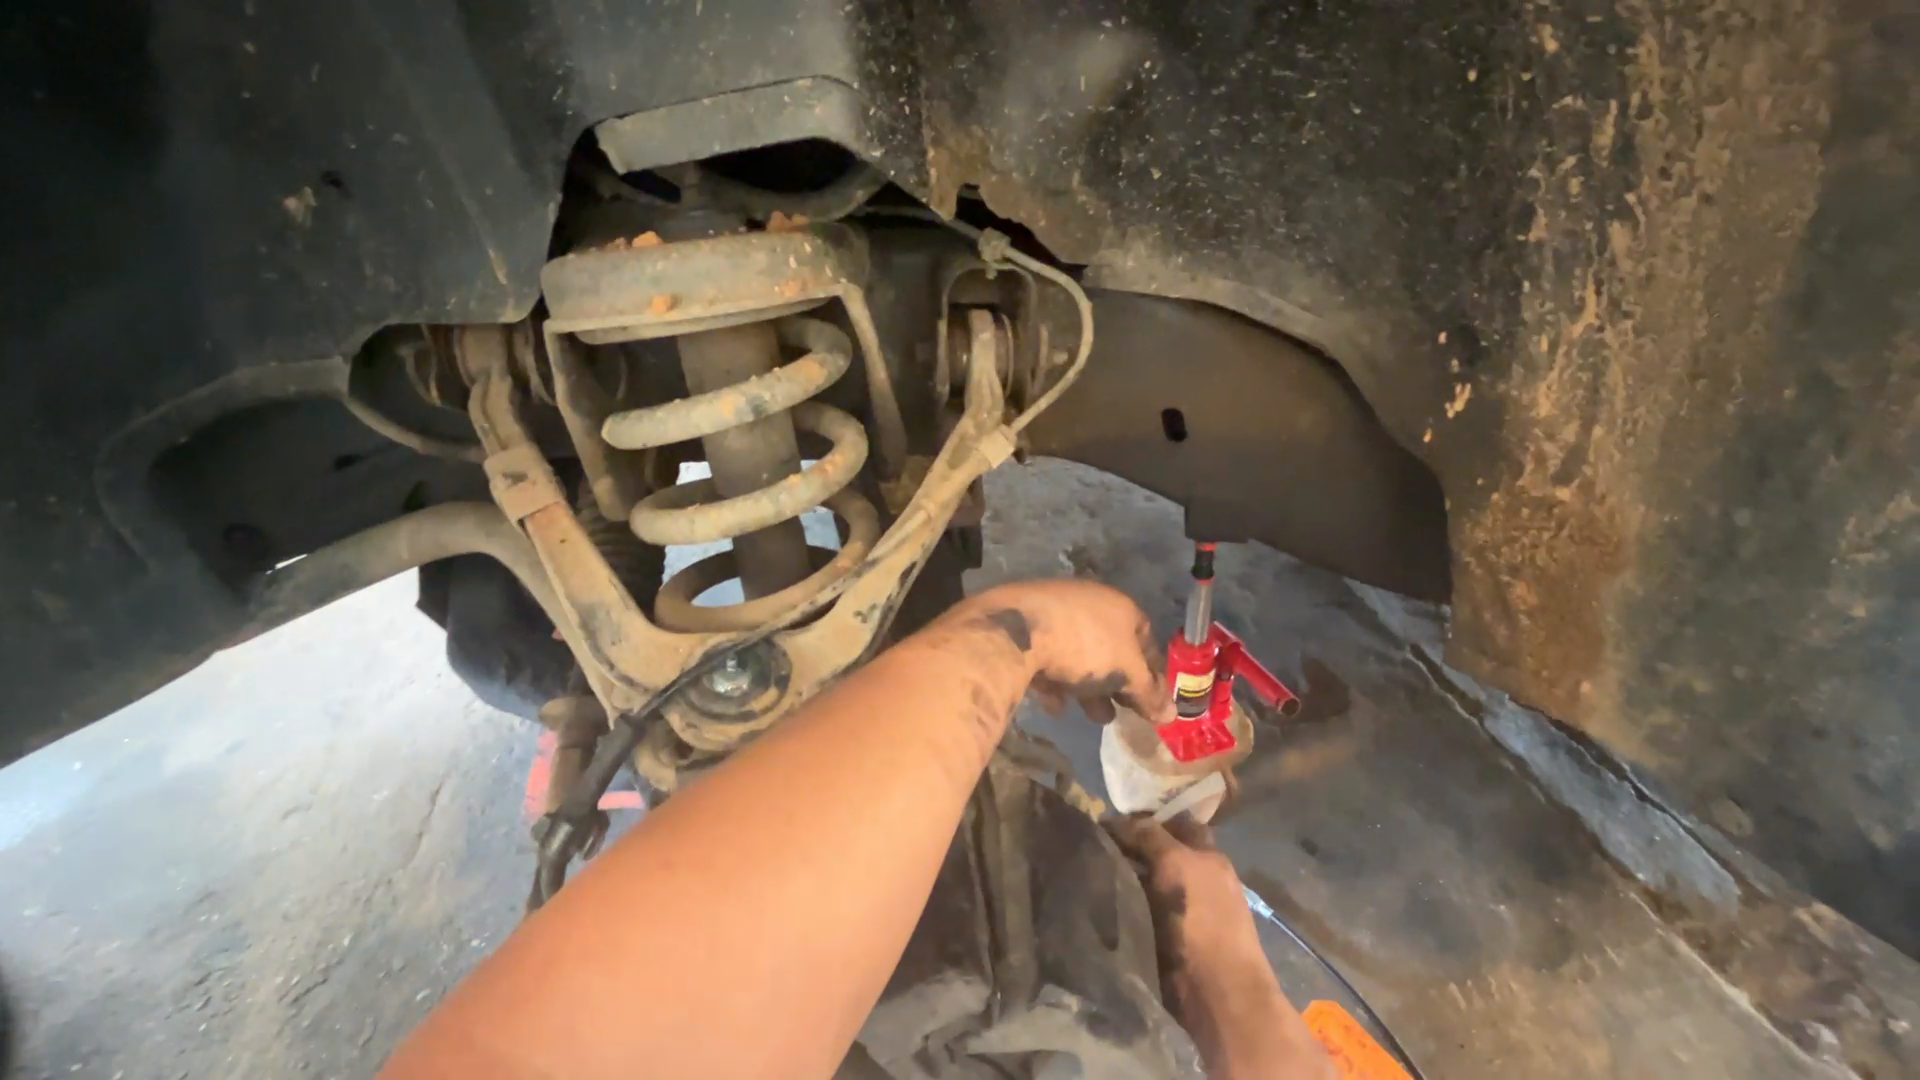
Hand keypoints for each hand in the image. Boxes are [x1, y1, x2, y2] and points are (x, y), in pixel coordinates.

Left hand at [944, 580, 1168, 723]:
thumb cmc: (1086, 647)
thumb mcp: (1127, 673)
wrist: (1018, 630)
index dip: (1152, 669)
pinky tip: (1055, 705)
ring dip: (1088, 687)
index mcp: (1119, 605)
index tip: (1152, 699)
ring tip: (1093, 716)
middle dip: (1117, 684)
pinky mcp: (1023, 628)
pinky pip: (1046, 658)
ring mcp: (1052, 612)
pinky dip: (1055, 681)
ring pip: (1078, 654)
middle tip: (1121, 712)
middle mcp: (1088, 602)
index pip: (1146, 636)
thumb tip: (1171, 714)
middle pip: (1110, 647)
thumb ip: (1149, 693)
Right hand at [1108, 815, 1335, 1079]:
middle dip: (1127, 847)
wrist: (1215, 994)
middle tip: (1092, 845)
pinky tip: (1097, 898)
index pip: (1170, 824)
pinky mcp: (1162, 939)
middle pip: (1154, 852)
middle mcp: (1195, 879)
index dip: (1142, 819)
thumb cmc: (1202, 920)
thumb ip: (1149, 837)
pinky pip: (1135, 909)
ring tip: (1088, 869)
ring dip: (1120, 875)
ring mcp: (1179, 911)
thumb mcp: (1176, 864)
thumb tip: (1113, 821)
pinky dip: (1119, 902)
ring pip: (1141, 880)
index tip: (1105, 819)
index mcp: (1207, 856)